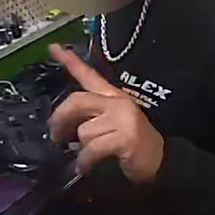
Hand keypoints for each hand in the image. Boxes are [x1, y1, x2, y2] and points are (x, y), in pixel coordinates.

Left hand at [47, 43, 164, 182]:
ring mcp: (123, 119)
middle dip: (60, 119)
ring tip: (87, 158)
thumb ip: (91, 117)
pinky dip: (85, 161)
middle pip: (78, 101)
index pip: (89, 75)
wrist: (161, 161)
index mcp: (114, 96)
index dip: (70, 61)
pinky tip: (86, 166)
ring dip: (81, 149)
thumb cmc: (133, 144)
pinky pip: (92, 148)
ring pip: (84, 130)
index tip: (54, 48)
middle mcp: (118, 102)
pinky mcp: (125, 137)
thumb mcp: (113, 124)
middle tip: (55, 135)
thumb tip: (61, 125)